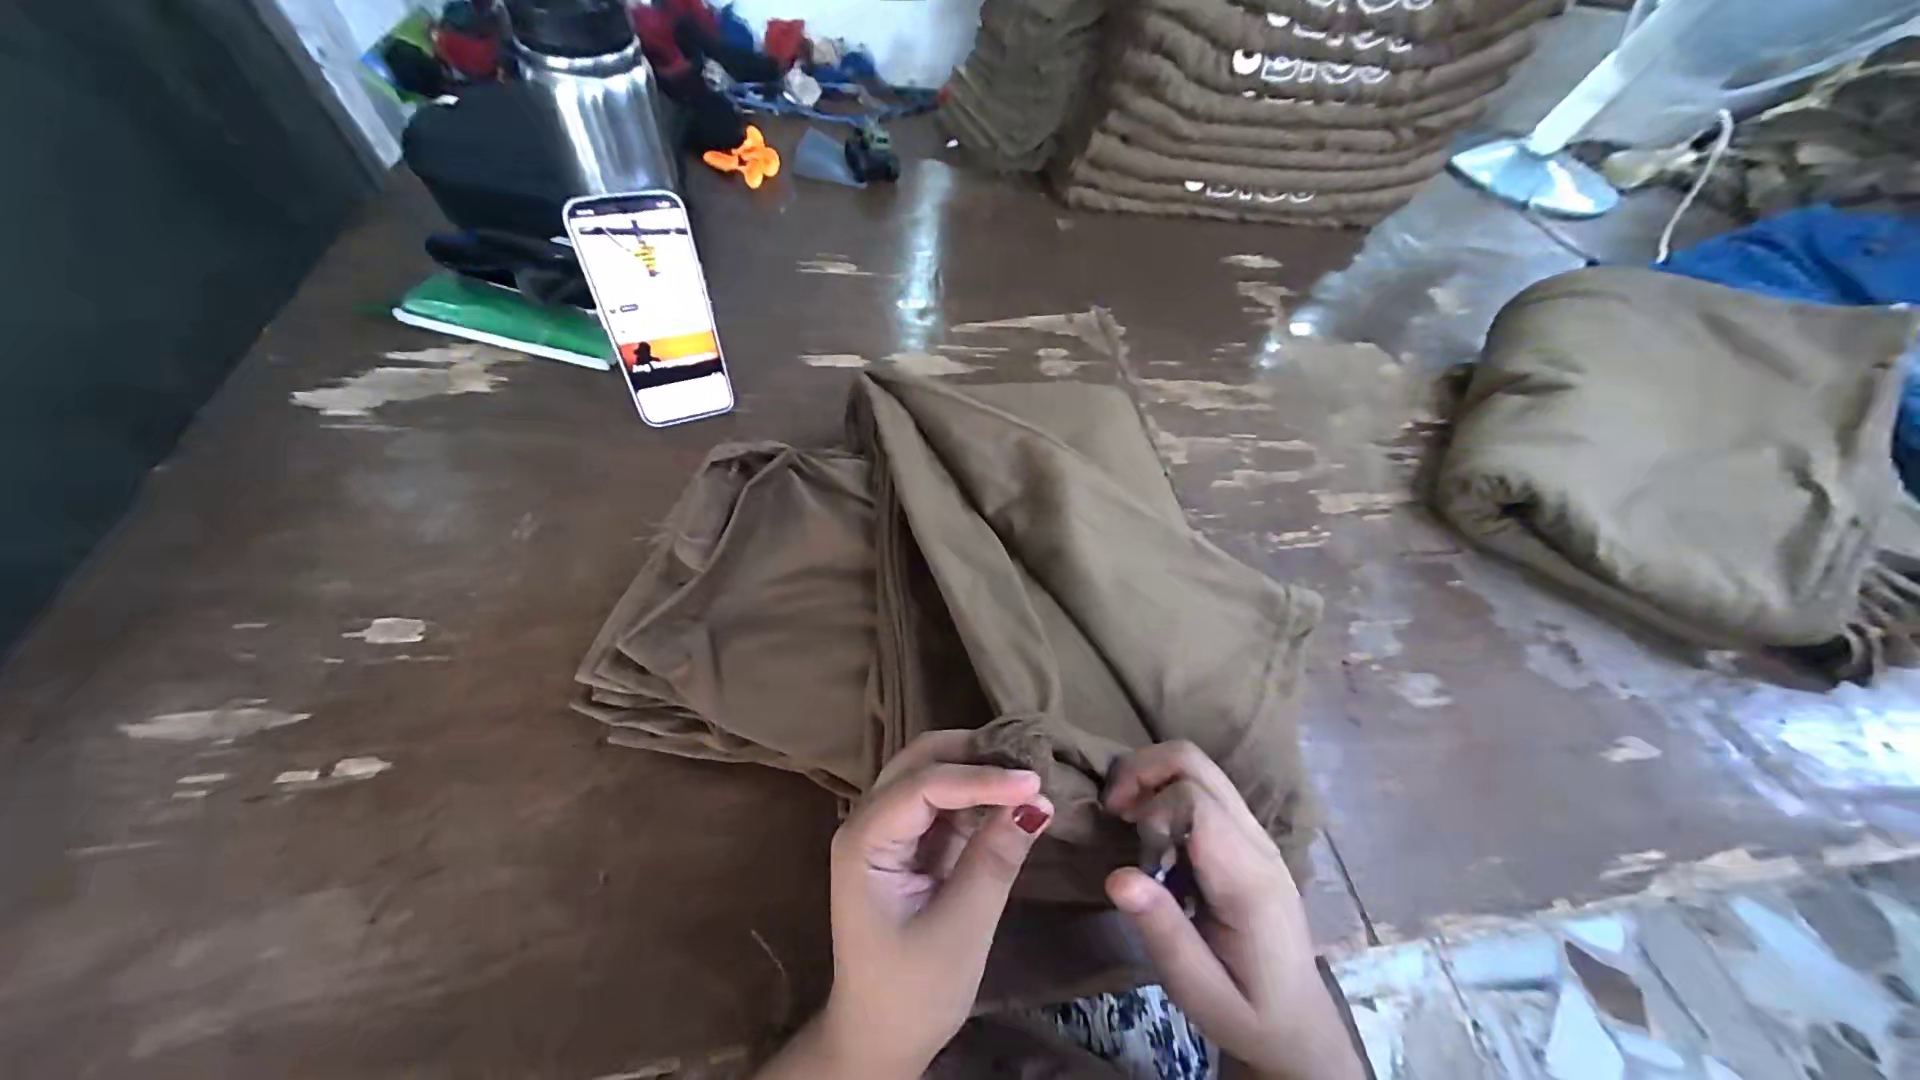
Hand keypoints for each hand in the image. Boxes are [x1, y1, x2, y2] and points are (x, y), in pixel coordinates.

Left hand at [758, 731, 1052, 1078]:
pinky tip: (1011, 797)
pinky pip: (945, 800)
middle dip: (974, 755)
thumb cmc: (913, 993)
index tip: (1033, 781)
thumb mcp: (961, 930)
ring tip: (1027, 774)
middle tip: (1029, 762)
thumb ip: (995, 859)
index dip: (980, 778)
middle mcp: (869, 820)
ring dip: (978, 769)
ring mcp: (889, 828)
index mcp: (863, 840)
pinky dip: (979, 794)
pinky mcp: (912, 840)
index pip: (923, 785)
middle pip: (921, 761)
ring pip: (933, 772)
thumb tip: (1039, 801)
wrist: (881, 1038)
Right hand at [1103, 742, 1362, 1079]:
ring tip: (1124, 814)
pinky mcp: (1246, 834)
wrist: (1300, 1027)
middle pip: (1194, 762)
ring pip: (1197, 764)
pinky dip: (1163, 786)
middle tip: (1112, 808)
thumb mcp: (1199, 991)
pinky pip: (1201, 784)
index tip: (1130, 845)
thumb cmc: (1247, 1014)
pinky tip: (1149, 826)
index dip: (1150, 809)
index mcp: (1248, 879)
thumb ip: (1162, 931)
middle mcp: (1257, 841)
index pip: (1194, 800)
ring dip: (1150, 774)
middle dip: (1141, 769)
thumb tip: (1117, 877)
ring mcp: (1255, 833)